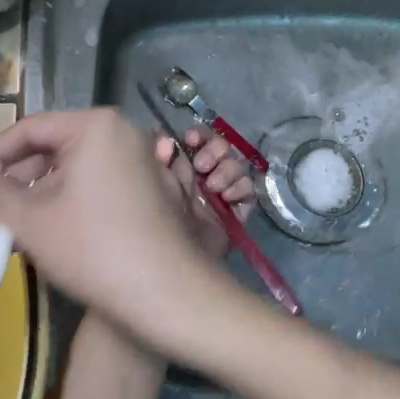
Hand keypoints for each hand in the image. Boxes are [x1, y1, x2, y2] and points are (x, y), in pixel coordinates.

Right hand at [0, 109, 214, 330]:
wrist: (166, 292)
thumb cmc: (93, 248)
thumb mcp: (32, 221)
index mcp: (95, 126)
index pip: (31, 128)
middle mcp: (122, 131)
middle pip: (56, 146)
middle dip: (21, 176)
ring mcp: (142, 158)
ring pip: (77, 167)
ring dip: (45, 192)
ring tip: (18, 227)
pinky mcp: (151, 185)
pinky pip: (100, 181)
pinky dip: (73, 199)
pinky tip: (54, 232)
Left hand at [156, 131, 256, 257]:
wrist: (171, 262)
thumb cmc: (155, 218)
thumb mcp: (151, 182)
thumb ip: (157, 157)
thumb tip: (168, 140)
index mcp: (181, 167)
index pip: (197, 140)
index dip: (198, 136)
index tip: (191, 139)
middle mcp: (202, 177)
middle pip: (221, 148)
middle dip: (215, 150)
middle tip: (202, 165)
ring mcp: (220, 193)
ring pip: (236, 165)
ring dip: (227, 170)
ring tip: (213, 187)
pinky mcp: (235, 212)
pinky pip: (248, 191)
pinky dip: (240, 189)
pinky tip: (227, 199)